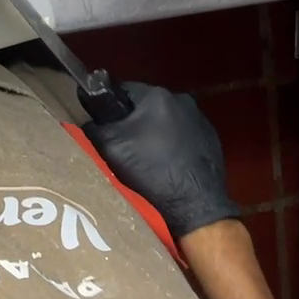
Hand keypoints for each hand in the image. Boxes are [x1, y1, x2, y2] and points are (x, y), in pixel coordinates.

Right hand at [84, 82, 238, 239]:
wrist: (194, 207)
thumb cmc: (151, 172)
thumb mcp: (111, 148)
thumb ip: (94, 128)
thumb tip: (86, 121)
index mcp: (158, 95)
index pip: (124, 91)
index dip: (112, 110)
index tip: (108, 130)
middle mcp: (182, 100)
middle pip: (146, 106)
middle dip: (135, 122)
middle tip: (126, 147)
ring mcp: (201, 119)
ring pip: (166, 120)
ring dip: (156, 133)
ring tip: (148, 159)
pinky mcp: (212, 138)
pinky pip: (184, 134)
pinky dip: (174, 145)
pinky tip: (168, 165)